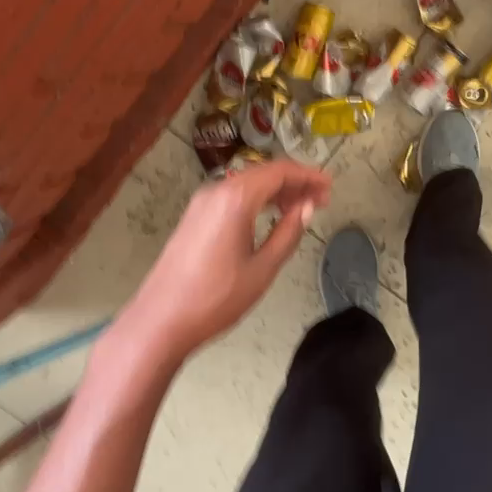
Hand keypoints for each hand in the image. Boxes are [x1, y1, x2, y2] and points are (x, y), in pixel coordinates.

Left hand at [113, 159, 331, 368]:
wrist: (161, 320)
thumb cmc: (217, 297)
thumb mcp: (263, 268)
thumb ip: (288, 232)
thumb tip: (307, 207)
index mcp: (235, 198)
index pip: (279, 171)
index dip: (308, 175)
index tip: (329, 185)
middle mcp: (216, 191)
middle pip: (263, 174)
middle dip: (294, 183)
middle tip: (321, 200)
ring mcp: (201, 204)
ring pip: (247, 185)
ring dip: (276, 192)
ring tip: (301, 210)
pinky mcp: (194, 218)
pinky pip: (232, 198)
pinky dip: (256, 201)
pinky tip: (270, 218)